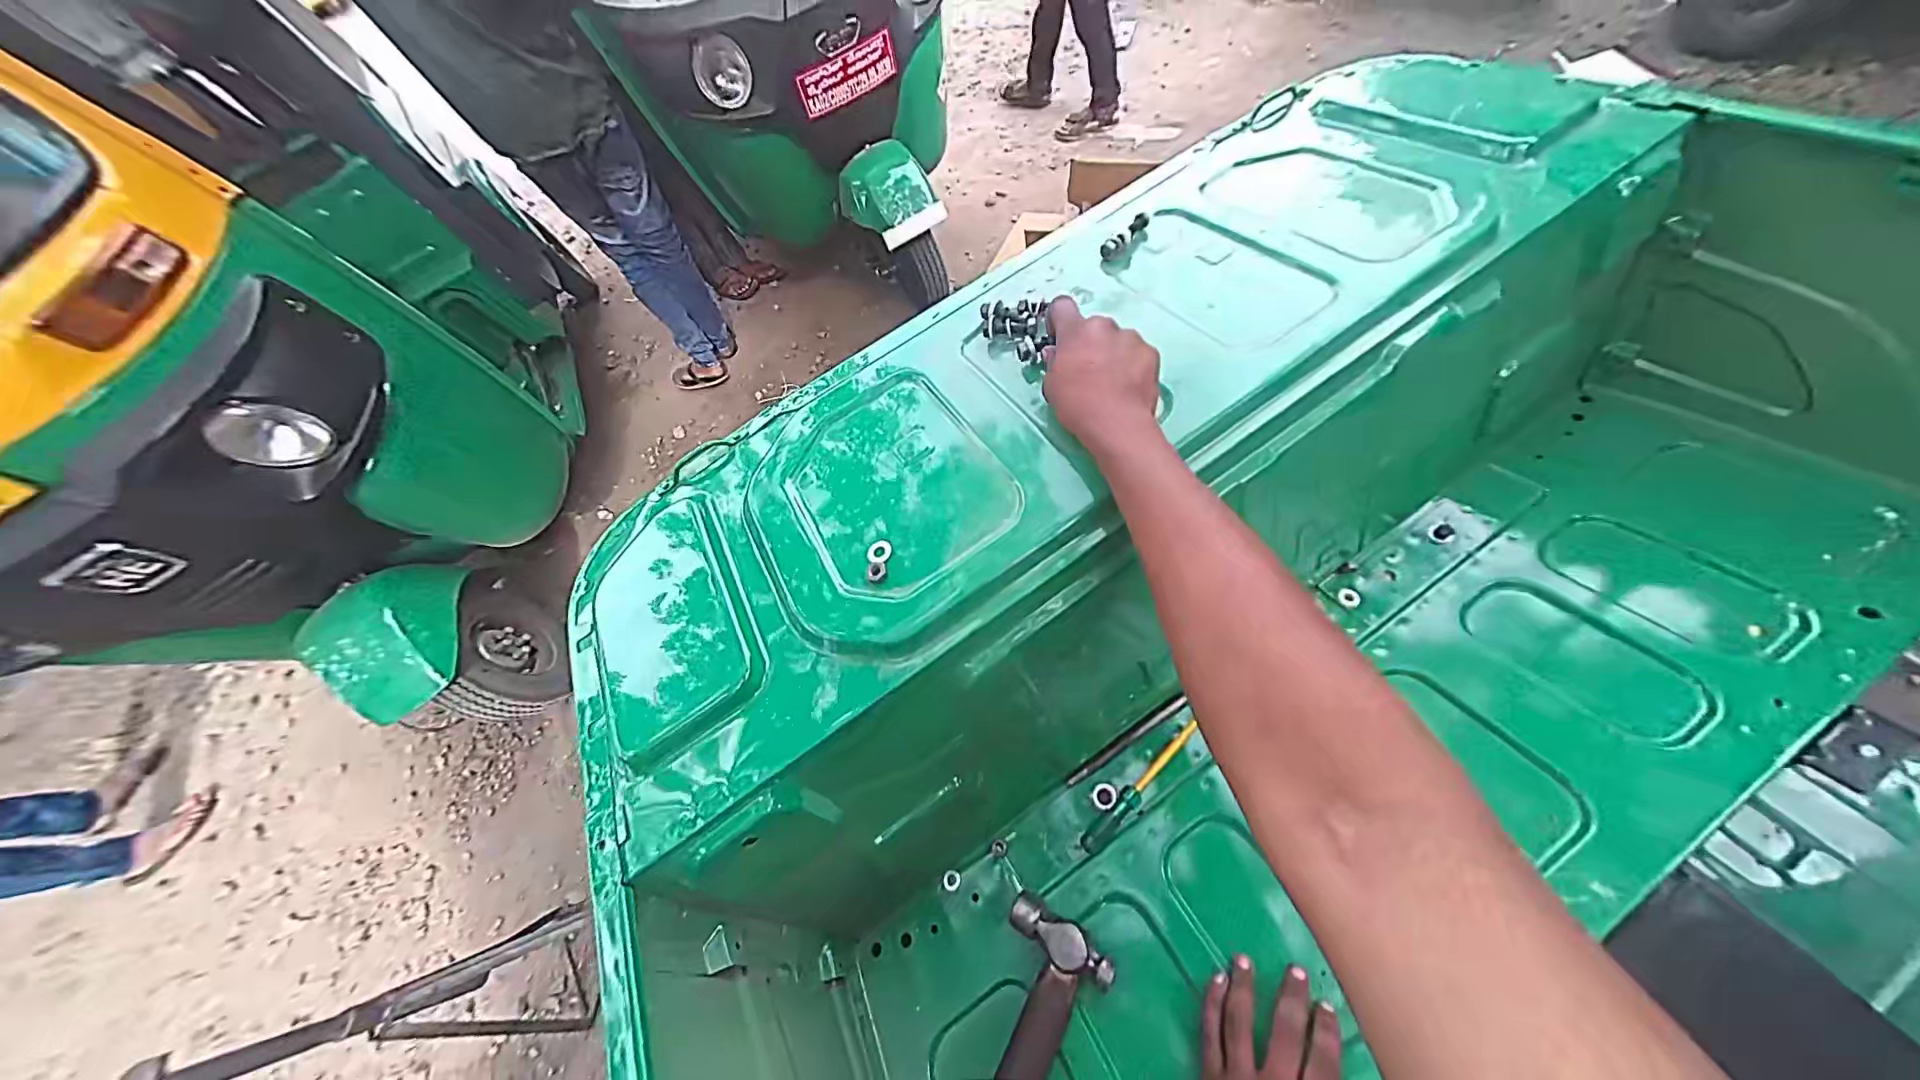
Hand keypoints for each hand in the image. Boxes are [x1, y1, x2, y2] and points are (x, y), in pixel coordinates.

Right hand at [1042, 296, 1162, 457]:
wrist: (1116, 424)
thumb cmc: (1079, 406)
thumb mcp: (1052, 385)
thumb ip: (1054, 362)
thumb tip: (1056, 354)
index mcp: (1075, 331)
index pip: (1062, 307)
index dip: (1060, 320)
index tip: (1061, 336)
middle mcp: (1104, 326)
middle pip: (1094, 327)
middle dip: (1090, 343)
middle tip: (1087, 370)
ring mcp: (1130, 338)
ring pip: (1118, 339)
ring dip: (1113, 353)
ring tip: (1110, 382)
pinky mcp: (1150, 352)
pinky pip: (1137, 353)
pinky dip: (1133, 365)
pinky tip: (1127, 386)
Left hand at [1201, 956, 1342, 1079]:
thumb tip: (1331, 1063)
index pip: (1323, 1064)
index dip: (1327, 1034)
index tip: (1326, 1005)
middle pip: (1284, 1033)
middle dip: (1290, 999)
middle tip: (1295, 969)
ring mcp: (1235, 1075)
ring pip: (1239, 1022)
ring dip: (1243, 988)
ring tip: (1243, 959)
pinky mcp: (1207, 1073)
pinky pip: (1209, 1031)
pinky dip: (1212, 1003)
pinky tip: (1217, 979)